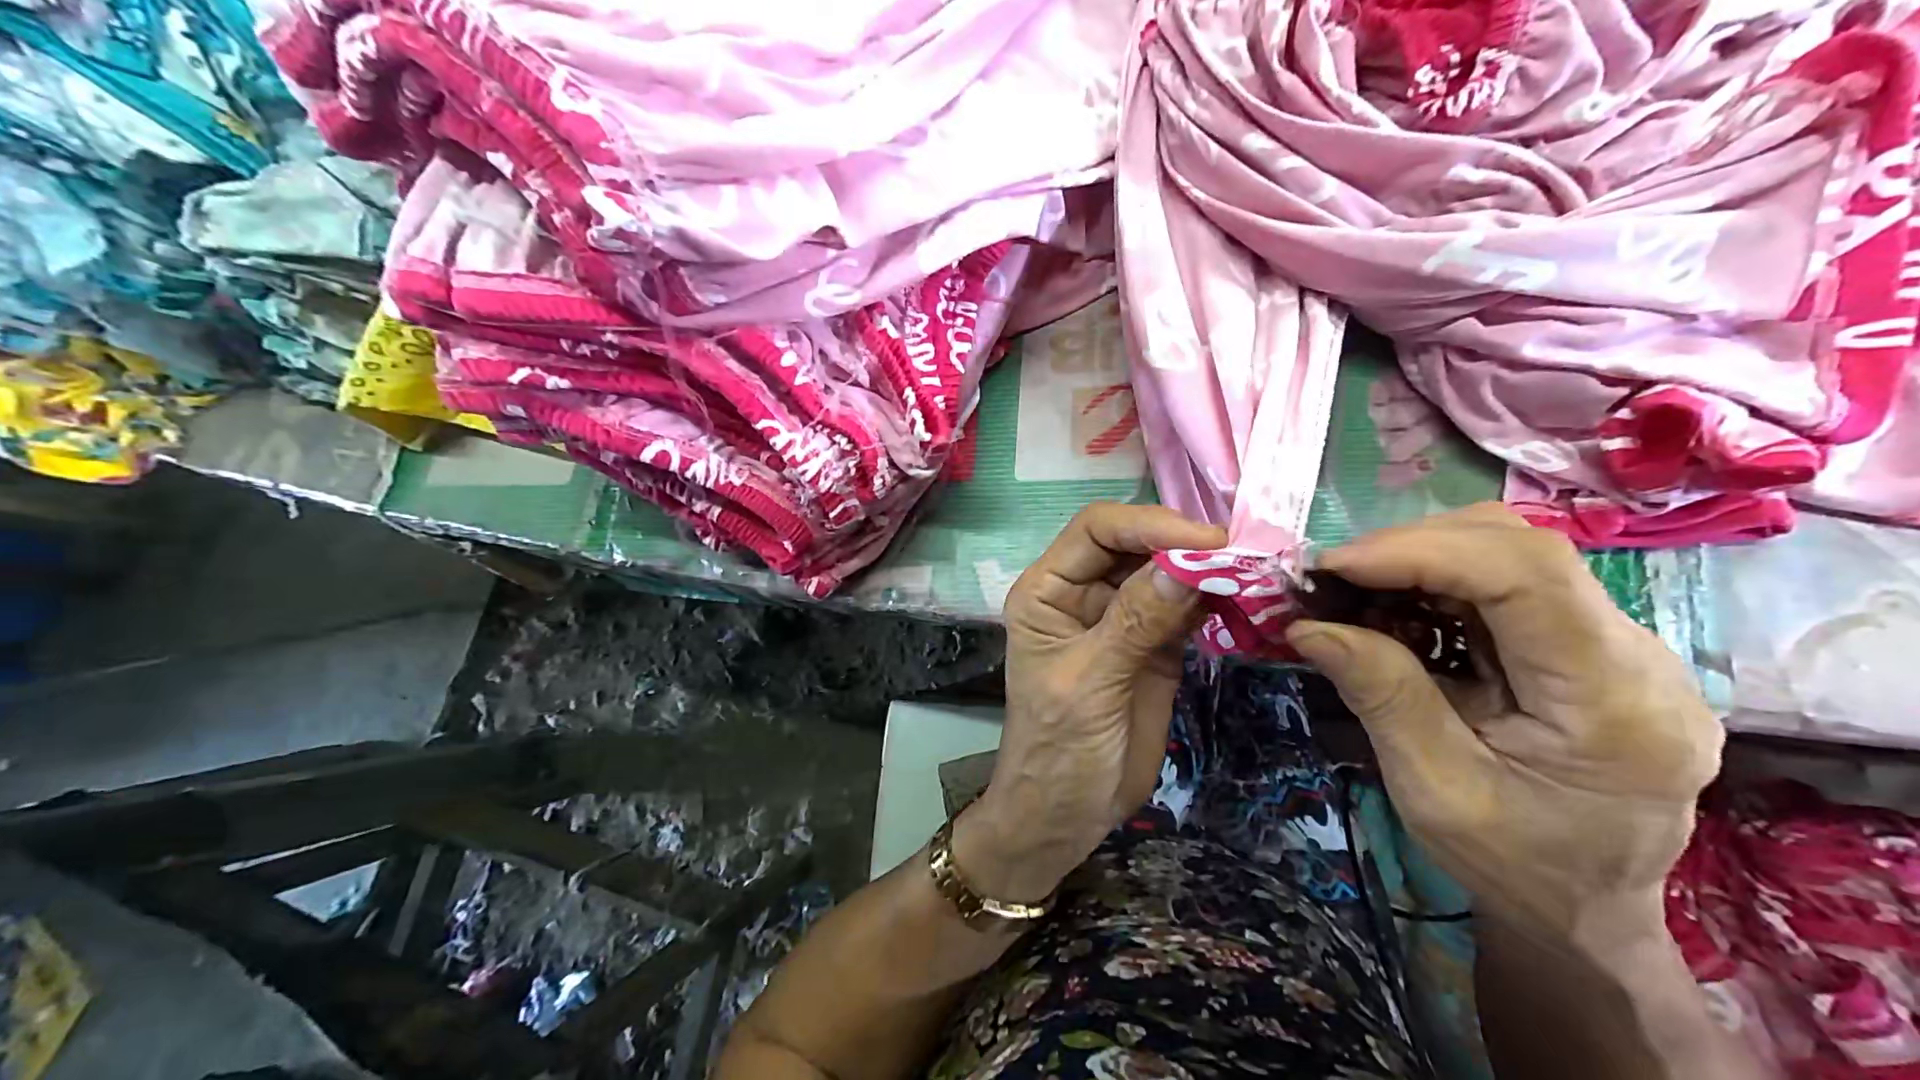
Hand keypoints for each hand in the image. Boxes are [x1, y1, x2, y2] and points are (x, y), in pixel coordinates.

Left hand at [955, 503, 1223, 902]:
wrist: (1066, 815)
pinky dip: (1217, 600)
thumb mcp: (1089, 682)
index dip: (1149, 525)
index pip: (1096, 529)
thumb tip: (1189, 564)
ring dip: (1209, 568)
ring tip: (1259, 570)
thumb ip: (1134, 622)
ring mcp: (1122, 616)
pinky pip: (1188, 607)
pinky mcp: (1155, 643)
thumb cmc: (1058, 750)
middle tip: (1246, 553)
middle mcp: (1083, 591)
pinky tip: (1249, 598)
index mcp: (1048, 590)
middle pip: (1136, 543)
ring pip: (1167, 571)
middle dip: (1186, 542)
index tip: (1207, 540)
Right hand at [1286, 504, 1722, 948]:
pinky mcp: (1596, 645)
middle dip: (1411, 548)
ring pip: (1516, 553)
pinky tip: (1400, 607)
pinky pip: (1514, 581)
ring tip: (1358, 591)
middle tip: (1332, 579)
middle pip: (1522, 549)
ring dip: (1422, 558)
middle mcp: (1640, 658)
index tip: (1332, 567)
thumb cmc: (1512, 863)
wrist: (1585, 908)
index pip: (1527, 576)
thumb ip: (1381, 695)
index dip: (1421, 551)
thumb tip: (1309, 624)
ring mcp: (1626, 646)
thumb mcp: (1433, 789)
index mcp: (1614, 704)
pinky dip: (1441, 579)